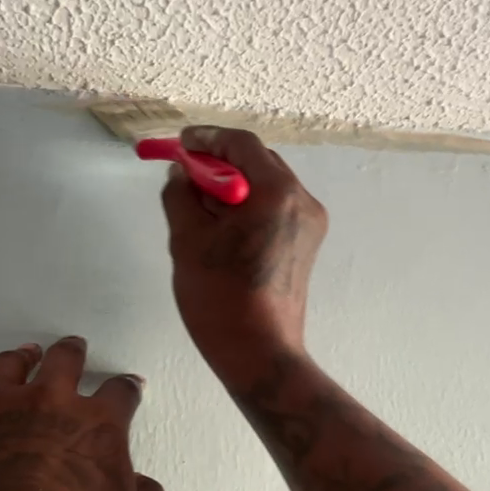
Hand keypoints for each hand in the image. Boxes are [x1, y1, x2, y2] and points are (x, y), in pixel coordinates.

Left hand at [0, 337, 166, 490]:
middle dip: (73, 351)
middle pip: (63, 360)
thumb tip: (141, 485)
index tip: (130, 386)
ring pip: (9, 366)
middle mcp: (47, 403)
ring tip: (26, 356)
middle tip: (75, 347)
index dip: (128, 388)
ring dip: (22, 359)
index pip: (120, 392)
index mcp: (96, 425)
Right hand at [159, 126, 327, 381]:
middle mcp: (302, 200)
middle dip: (220, 164)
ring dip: (233, 188)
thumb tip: (181, 173)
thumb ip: (180, 195)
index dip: (207, 139)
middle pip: (257, 162)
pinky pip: (274, 209)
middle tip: (186, 176)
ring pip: (266, 186)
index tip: (181, 145)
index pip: (241, 144)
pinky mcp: (306, 245)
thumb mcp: (186, 241)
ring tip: (200, 209)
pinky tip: (223, 230)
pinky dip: (248, 208)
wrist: (258, 352)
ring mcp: (309, 224)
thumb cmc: (219, 298)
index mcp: (276, 192)